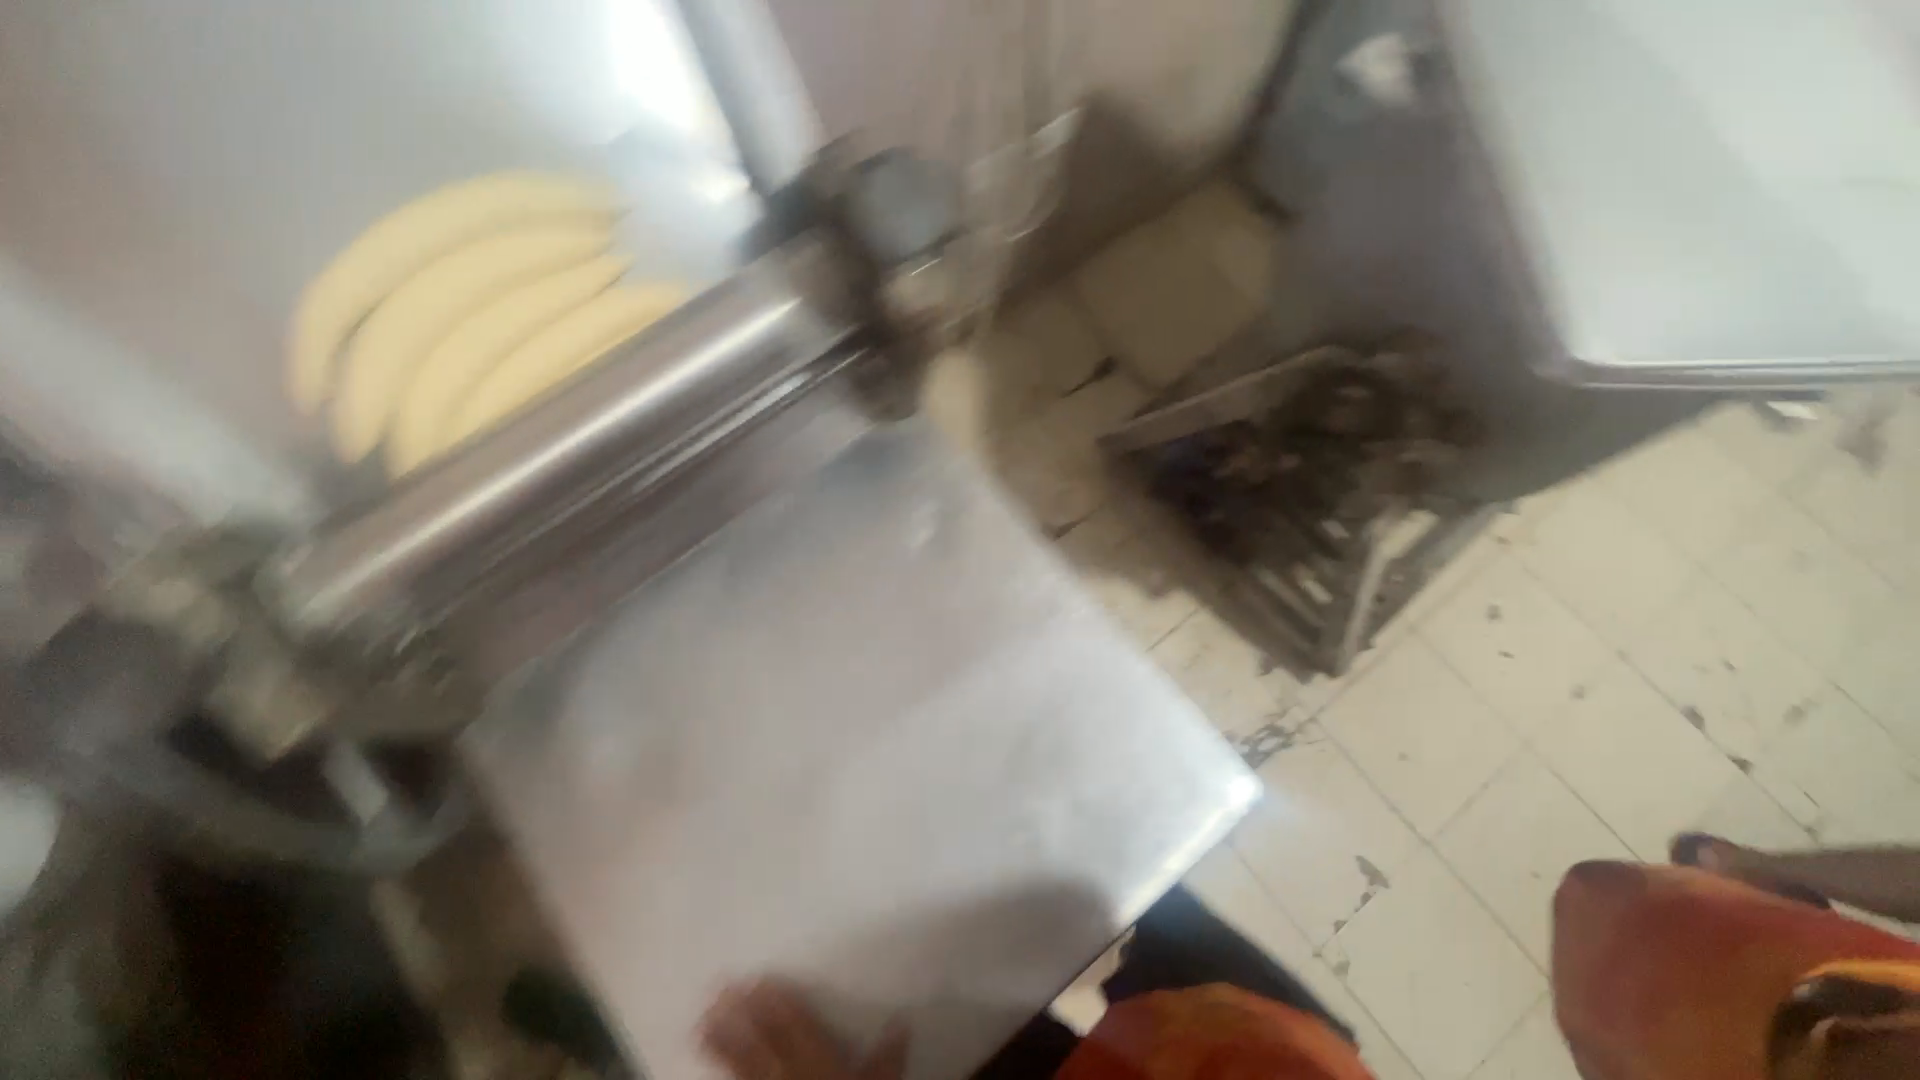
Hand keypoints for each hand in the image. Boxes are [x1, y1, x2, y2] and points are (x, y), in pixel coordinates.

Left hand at [699, 979, 909, 1079]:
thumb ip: (888, 1060)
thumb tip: (901, 1023)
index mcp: (820, 1064)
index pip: (796, 1026)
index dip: (776, 1002)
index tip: (755, 981)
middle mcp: (791, 1077)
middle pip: (762, 1042)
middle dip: (741, 1016)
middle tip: (718, 992)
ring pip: (742, 1070)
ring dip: (722, 1047)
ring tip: (700, 1026)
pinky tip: (711, 1077)